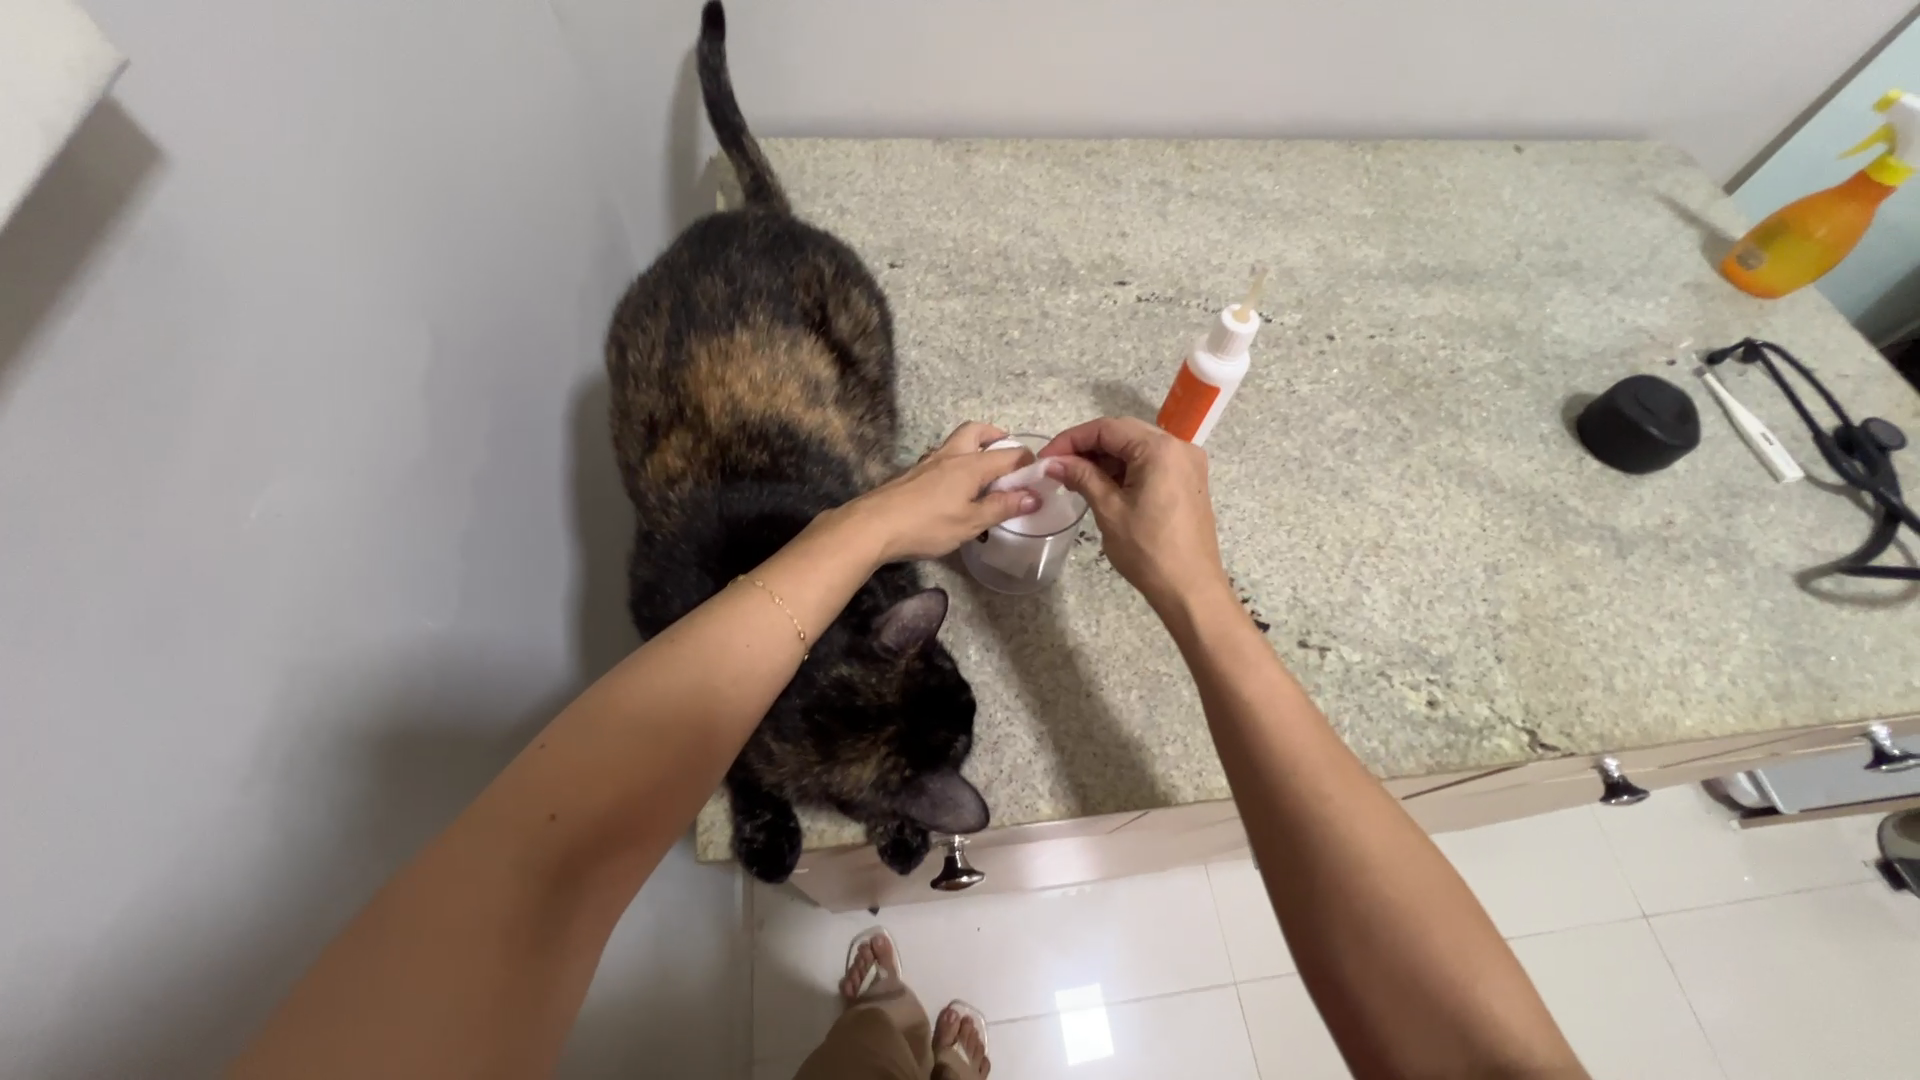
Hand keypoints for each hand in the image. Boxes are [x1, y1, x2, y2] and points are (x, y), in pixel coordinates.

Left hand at [842, 422, 1039, 562]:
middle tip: (1007, 451)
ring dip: (973, 447)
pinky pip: (940, 458)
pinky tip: (952, 485)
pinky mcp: (912, 474)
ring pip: (955, 442)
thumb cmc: (927, 525)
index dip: (1027, 462)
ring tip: (982, 470)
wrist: (873, 526)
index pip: (1008, 454)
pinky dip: (954, 462)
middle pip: (975, 431)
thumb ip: (1002, 507)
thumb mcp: (971, 522)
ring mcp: (927, 463)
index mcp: (971, 465)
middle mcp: (950, 456)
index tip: (1039, 474)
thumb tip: (1034, 495)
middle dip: (995, 435)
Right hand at [1040, 417, 1230, 612]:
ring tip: (1075, 478)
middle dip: (1087, 447)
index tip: (1046, 458)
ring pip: (1136, 447)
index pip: (1107, 428)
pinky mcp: (1188, 481)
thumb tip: (1053, 462)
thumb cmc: (1148, 550)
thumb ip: (1082, 477)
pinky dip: (1124, 469)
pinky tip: (1102, 485)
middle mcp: (1179, 447)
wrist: (1190, 588)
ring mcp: (1187, 464)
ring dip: (1104, 458)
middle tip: (1057, 467)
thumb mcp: (1109, 510)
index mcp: (1160, 449)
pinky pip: (1151, 462)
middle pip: (1123, 433)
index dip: (1071, 439)